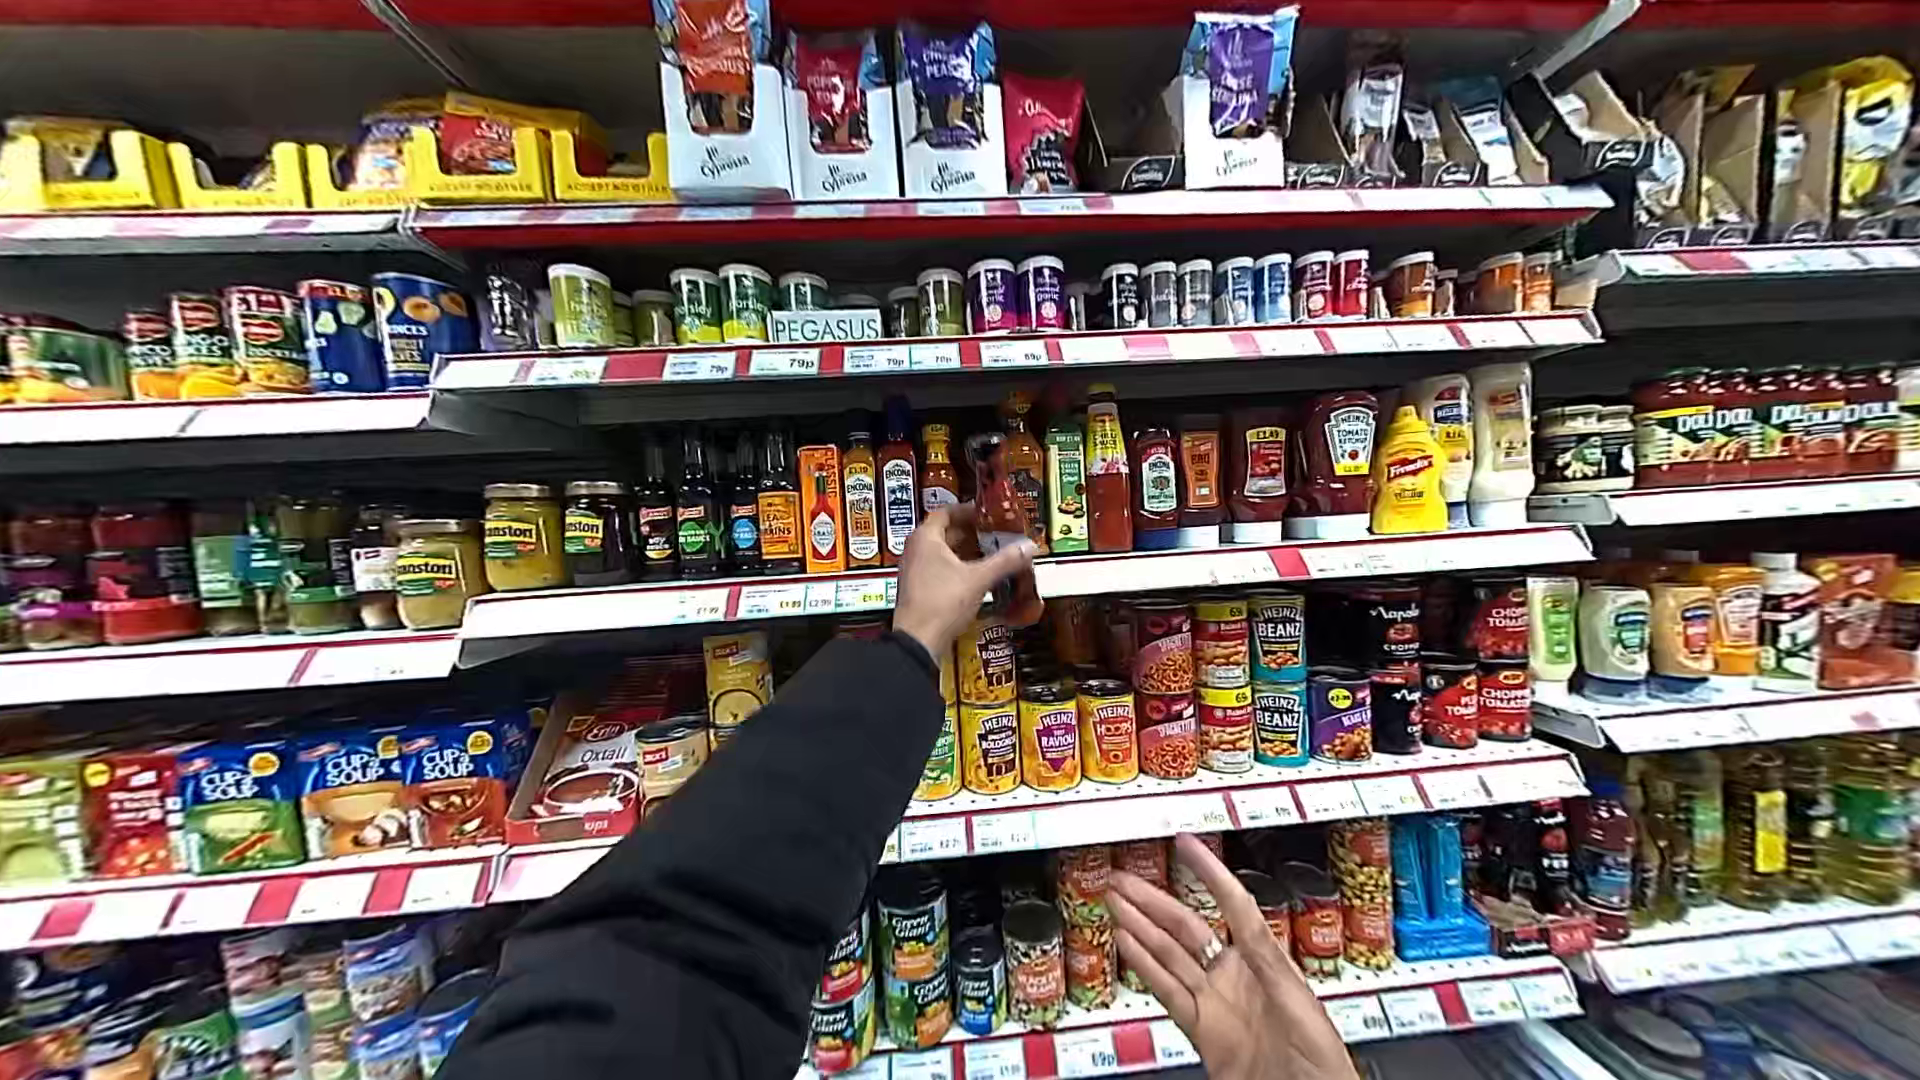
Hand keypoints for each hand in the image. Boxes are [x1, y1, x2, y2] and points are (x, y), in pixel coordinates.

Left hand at [891, 504, 1038, 658]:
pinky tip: (976, 577)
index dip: (968, 511)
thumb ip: (1005, 561)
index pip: (946, 512)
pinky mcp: (918, 589)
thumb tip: (1028, 548)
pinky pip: (939, 569)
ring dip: (965, 551)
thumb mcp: (978, 579)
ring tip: (990, 555)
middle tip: (993, 535)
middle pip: (945, 532)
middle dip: (971, 533)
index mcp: (925, 538)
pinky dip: (958, 568)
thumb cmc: (941, 603)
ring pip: (942, 552)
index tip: (986, 514)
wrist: (918, 640)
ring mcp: (914, 570)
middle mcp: (915, 550)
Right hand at [1109, 834, 1358, 1079]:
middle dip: (1152, 897)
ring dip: (1139, 924)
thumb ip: (1268, 960)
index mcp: (1264, 964)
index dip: (1207, 871)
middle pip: (1186, 926)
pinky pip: (1167, 992)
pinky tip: (1125, 941)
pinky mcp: (1204, 1033)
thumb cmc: (1325, 1070)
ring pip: (1169, 954)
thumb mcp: (1300, 1006)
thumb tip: (1244, 912)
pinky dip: (1143, 966)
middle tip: (1123, 875)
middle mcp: (1235, 977)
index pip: (1231, 905)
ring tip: (1114, 899)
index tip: (1185, 843)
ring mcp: (1217, 1004)